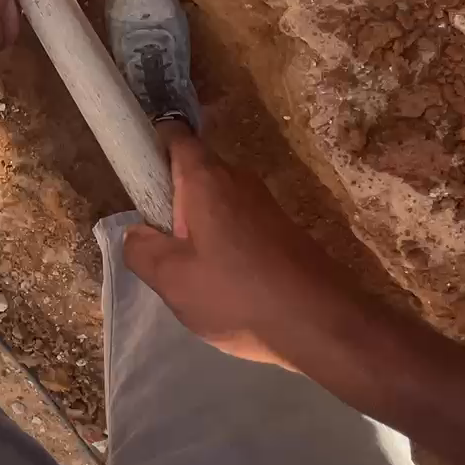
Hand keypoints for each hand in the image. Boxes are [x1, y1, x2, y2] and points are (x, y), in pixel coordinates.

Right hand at [123, 128, 366, 370]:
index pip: (174, 135)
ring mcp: (264, 204)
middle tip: (162, 245)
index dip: (150, 144)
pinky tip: (229, 286)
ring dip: (198, 228)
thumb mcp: (172, 281)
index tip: (136, 176)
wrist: (329, 329)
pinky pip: (238, 223)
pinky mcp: (283, 229)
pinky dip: (225, 244)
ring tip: (196, 274)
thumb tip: (136, 234)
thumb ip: (140, 250)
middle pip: (191, 173)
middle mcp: (237, 179)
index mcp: (205, 179)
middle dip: (171, 202)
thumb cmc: (240, 295)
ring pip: (214, 202)